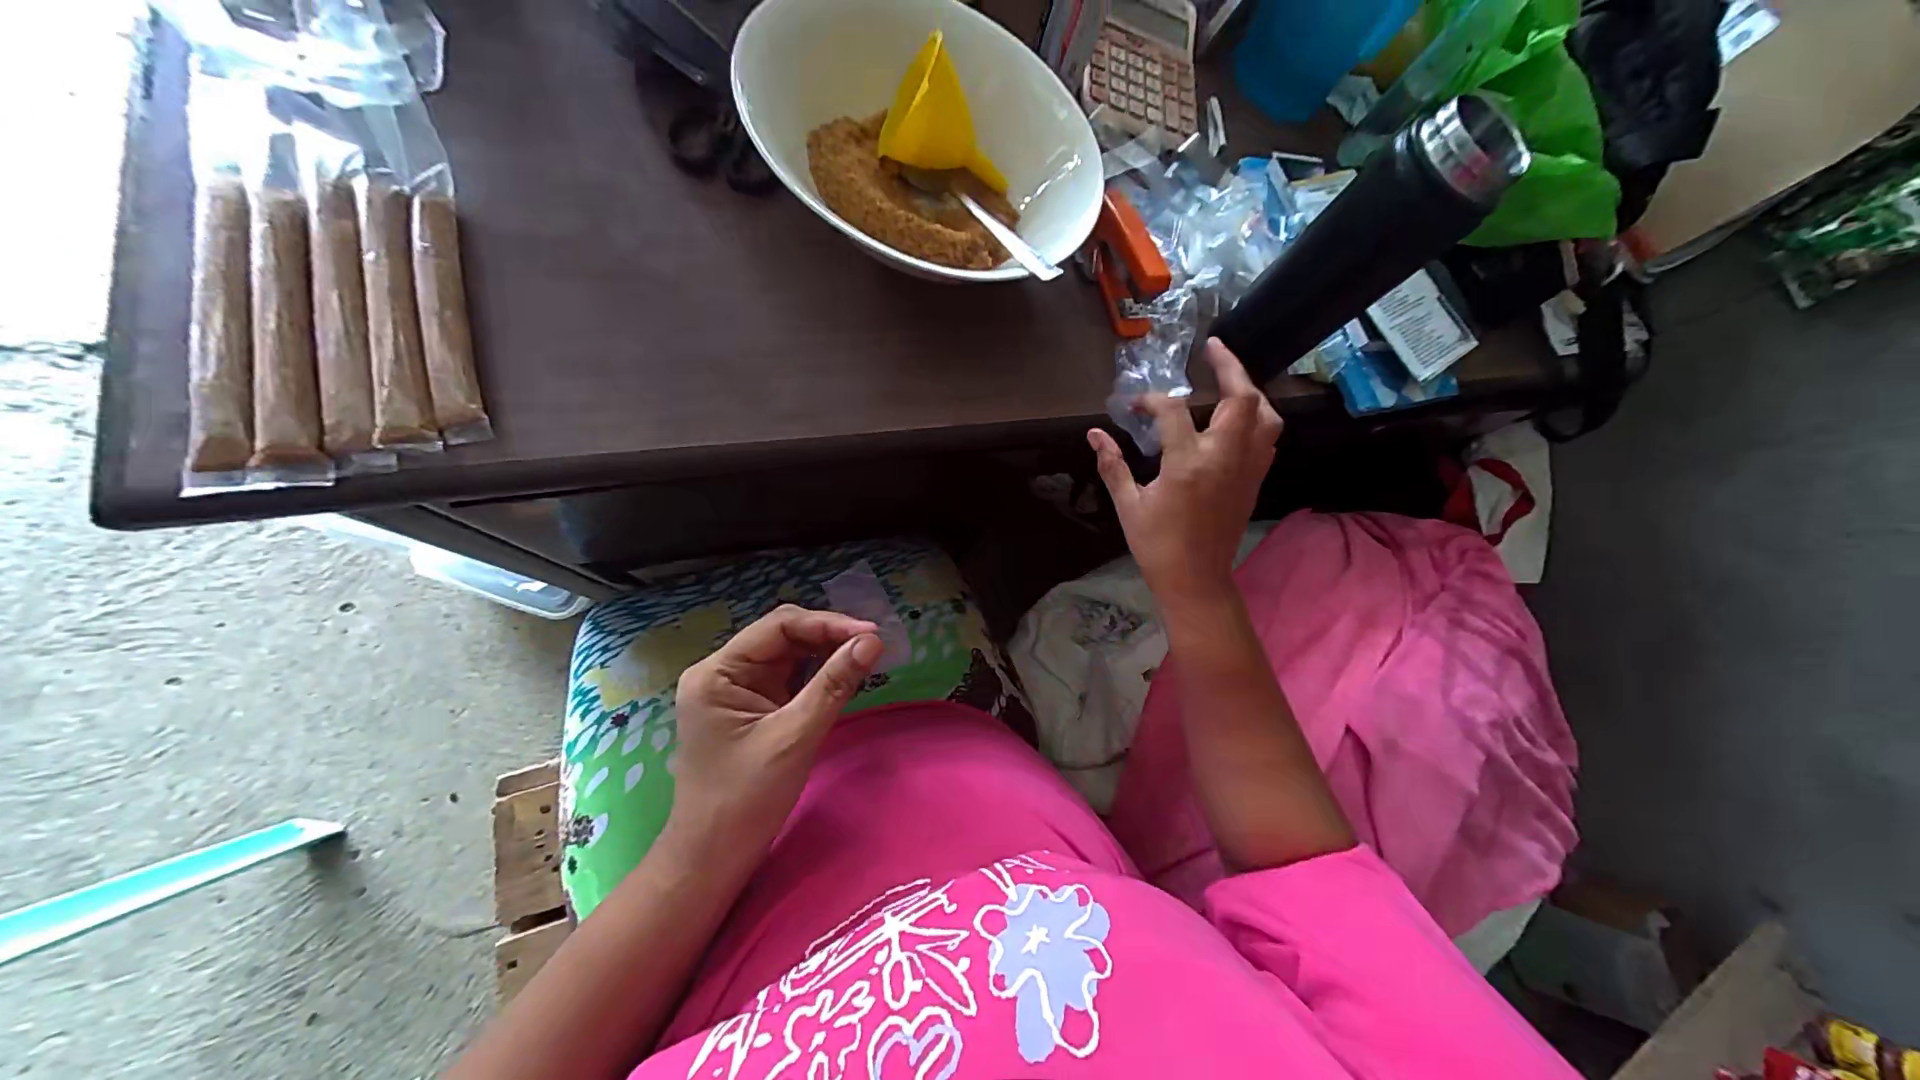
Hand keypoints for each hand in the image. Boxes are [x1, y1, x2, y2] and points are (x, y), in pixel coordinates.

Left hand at [666, 606, 882, 859]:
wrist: (714, 858)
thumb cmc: (746, 799)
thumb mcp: (794, 737)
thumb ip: (833, 685)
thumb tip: (873, 642)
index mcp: (717, 672)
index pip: (778, 627)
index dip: (827, 624)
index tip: (872, 634)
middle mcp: (723, 672)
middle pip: (784, 636)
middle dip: (829, 636)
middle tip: (874, 645)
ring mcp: (737, 690)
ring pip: (790, 655)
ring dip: (827, 653)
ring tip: (866, 655)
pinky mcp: (753, 708)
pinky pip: (790, 678)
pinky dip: (818, 675)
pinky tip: (845, 674)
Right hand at [1088, 338, 1281, 610]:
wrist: (1196, 580)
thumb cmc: (1157, 545)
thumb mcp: (1128, 505)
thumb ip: (1112, 465)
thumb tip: (1094, 434)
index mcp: (1187, 463)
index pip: (1172, 411)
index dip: (1151, 401)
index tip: (1135, 406)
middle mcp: (1223, 458)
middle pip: (1240, 398)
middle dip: (1229, 366)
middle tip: (1213, 347)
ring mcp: (1245, 468)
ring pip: (1264, 415)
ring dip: (1250, 390)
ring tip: (1232, 379)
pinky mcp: (1254, 479)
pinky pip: (1267, 437)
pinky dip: (1257, 418)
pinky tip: (1239, 418)